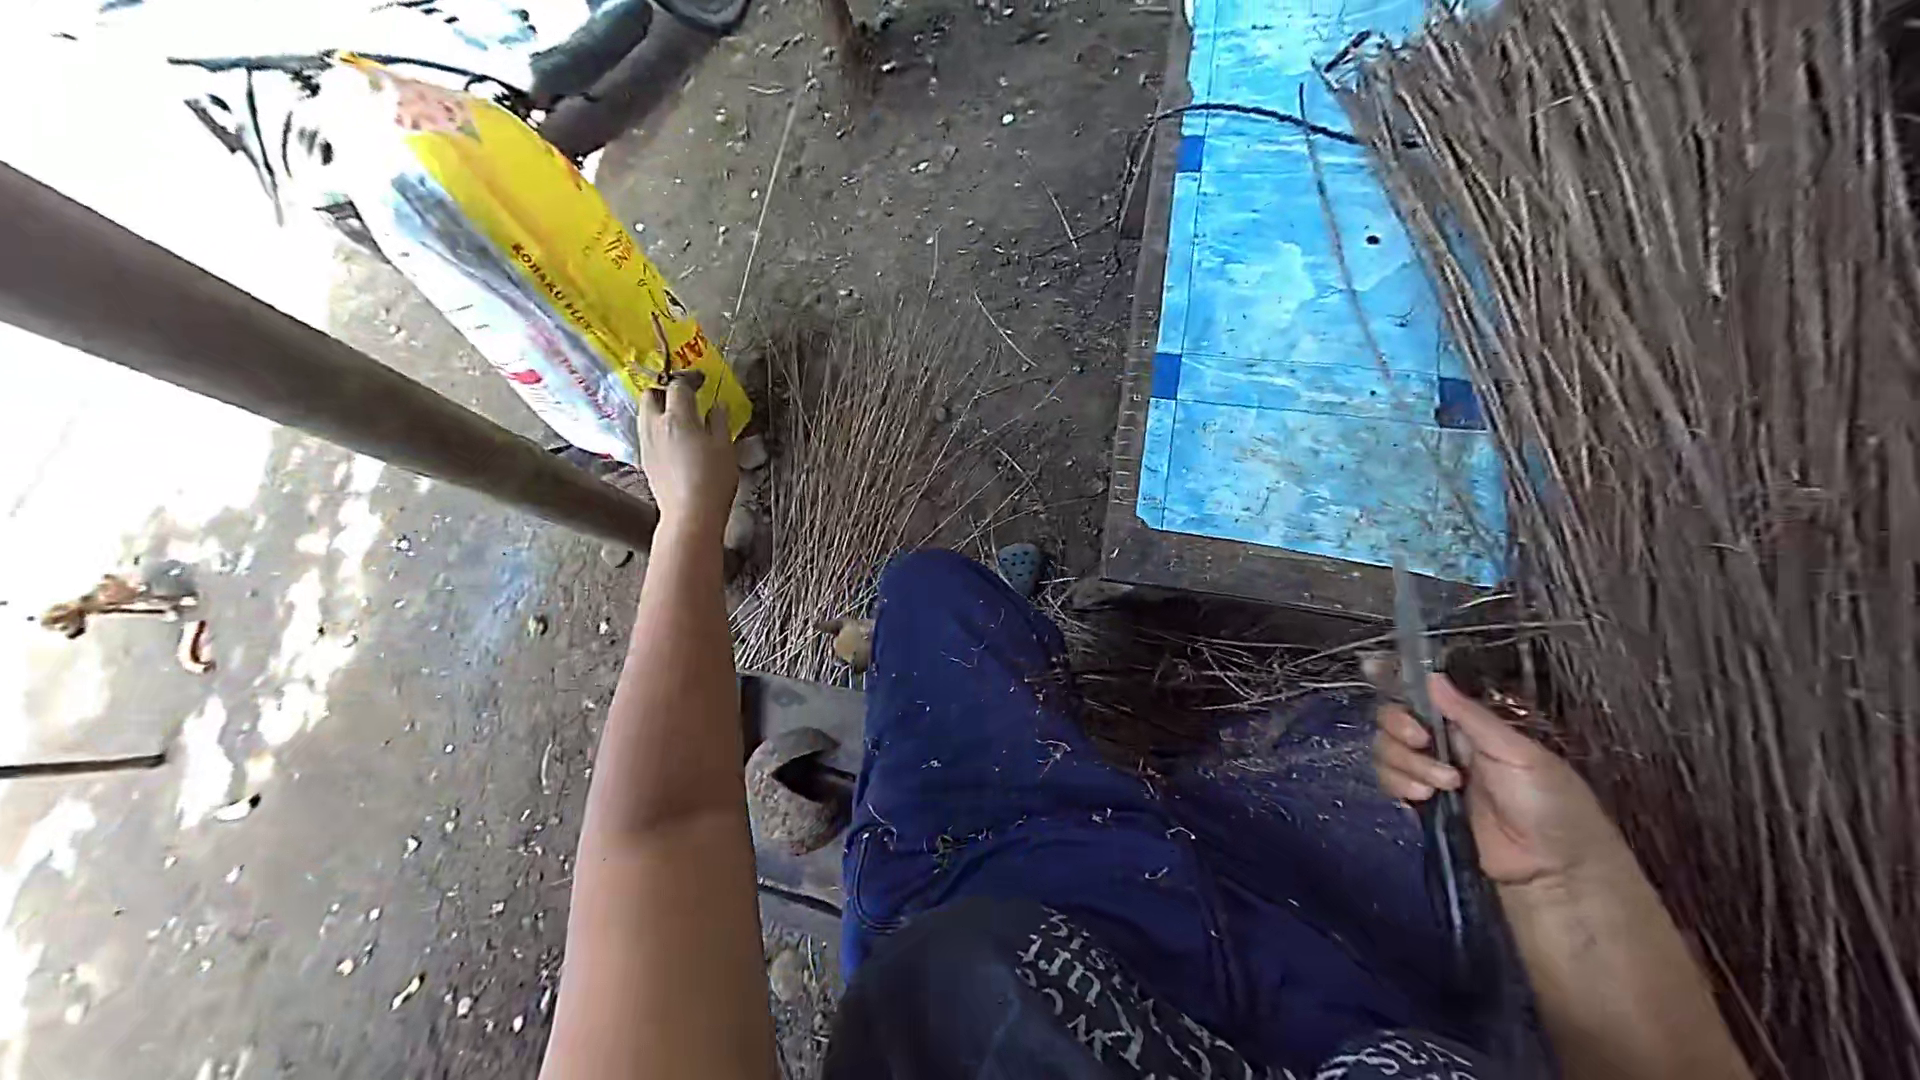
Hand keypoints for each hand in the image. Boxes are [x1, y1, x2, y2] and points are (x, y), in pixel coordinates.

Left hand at [639, 377, 736, 541]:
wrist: (690, 514)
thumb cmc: (713, 481)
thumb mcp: (726, 448)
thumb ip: (720, 422)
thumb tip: (717, 407)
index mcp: (678, 418)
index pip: (678, 386)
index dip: (690, 379)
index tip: (701, 381)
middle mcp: (656, 426)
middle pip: (651, 394)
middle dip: (666, 390)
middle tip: (685, 396)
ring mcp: (647, 443)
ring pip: (645, 413)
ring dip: (659, 409)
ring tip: (679, 417)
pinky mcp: (645, 459)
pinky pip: (647, 432)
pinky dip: (658, 428)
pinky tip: (674, 440)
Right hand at [1374, 675, 1625, 887]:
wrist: (1552, 869)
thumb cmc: (1548, 803)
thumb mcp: (1517, 752)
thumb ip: (1470, 715)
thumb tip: (1432, 675)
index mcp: (1466, 725)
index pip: (1420, 694)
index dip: (1393, 678)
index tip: (1373, 668)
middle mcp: (1440, 744)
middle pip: (1391, 719)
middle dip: (1399, 727)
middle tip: (1422, 741)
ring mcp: (1426, 773)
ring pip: (1385, 749)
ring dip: (1407, 763)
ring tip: (1444, 785)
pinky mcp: (1417, 802)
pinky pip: (1387, 780)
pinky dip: (1399, 784)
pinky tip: (1425, 797)